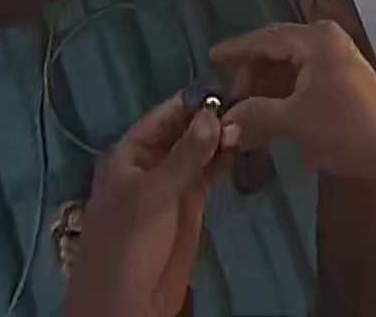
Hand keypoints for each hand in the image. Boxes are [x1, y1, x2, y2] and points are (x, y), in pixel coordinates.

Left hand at [62, 96, 228, 316]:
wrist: (124, 310)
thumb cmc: (127, 245)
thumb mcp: (154, 195)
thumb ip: (185, 155)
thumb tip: (213, 113)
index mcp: (132, 152)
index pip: (167, 113)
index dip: (195, 98)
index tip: (230, 82)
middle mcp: (153, 161)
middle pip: (186, 128)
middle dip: (213, 115)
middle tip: (250, 99)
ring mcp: (172, 182)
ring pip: (200, 148)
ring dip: (221, 136)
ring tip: (251, 120)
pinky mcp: (189, 203)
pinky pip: (208, 171)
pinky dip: (223, 157)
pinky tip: (243, 144)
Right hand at [209, 21, 375, 178]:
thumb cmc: (345, 129)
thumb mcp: (295, 123)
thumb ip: (255, 117)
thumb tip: (222, 125)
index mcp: (316, 39)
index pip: (267, 38)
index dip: (237, 49)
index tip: (210, 57)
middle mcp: (325, 39)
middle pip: (276, 49)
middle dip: (250, 73)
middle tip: (228, 97)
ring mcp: (335, 56)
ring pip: (288, 64)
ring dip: (265, 86)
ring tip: (243, 110)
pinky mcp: (339, 76)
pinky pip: (301, 76)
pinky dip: (282, 92)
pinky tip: (267, 113)